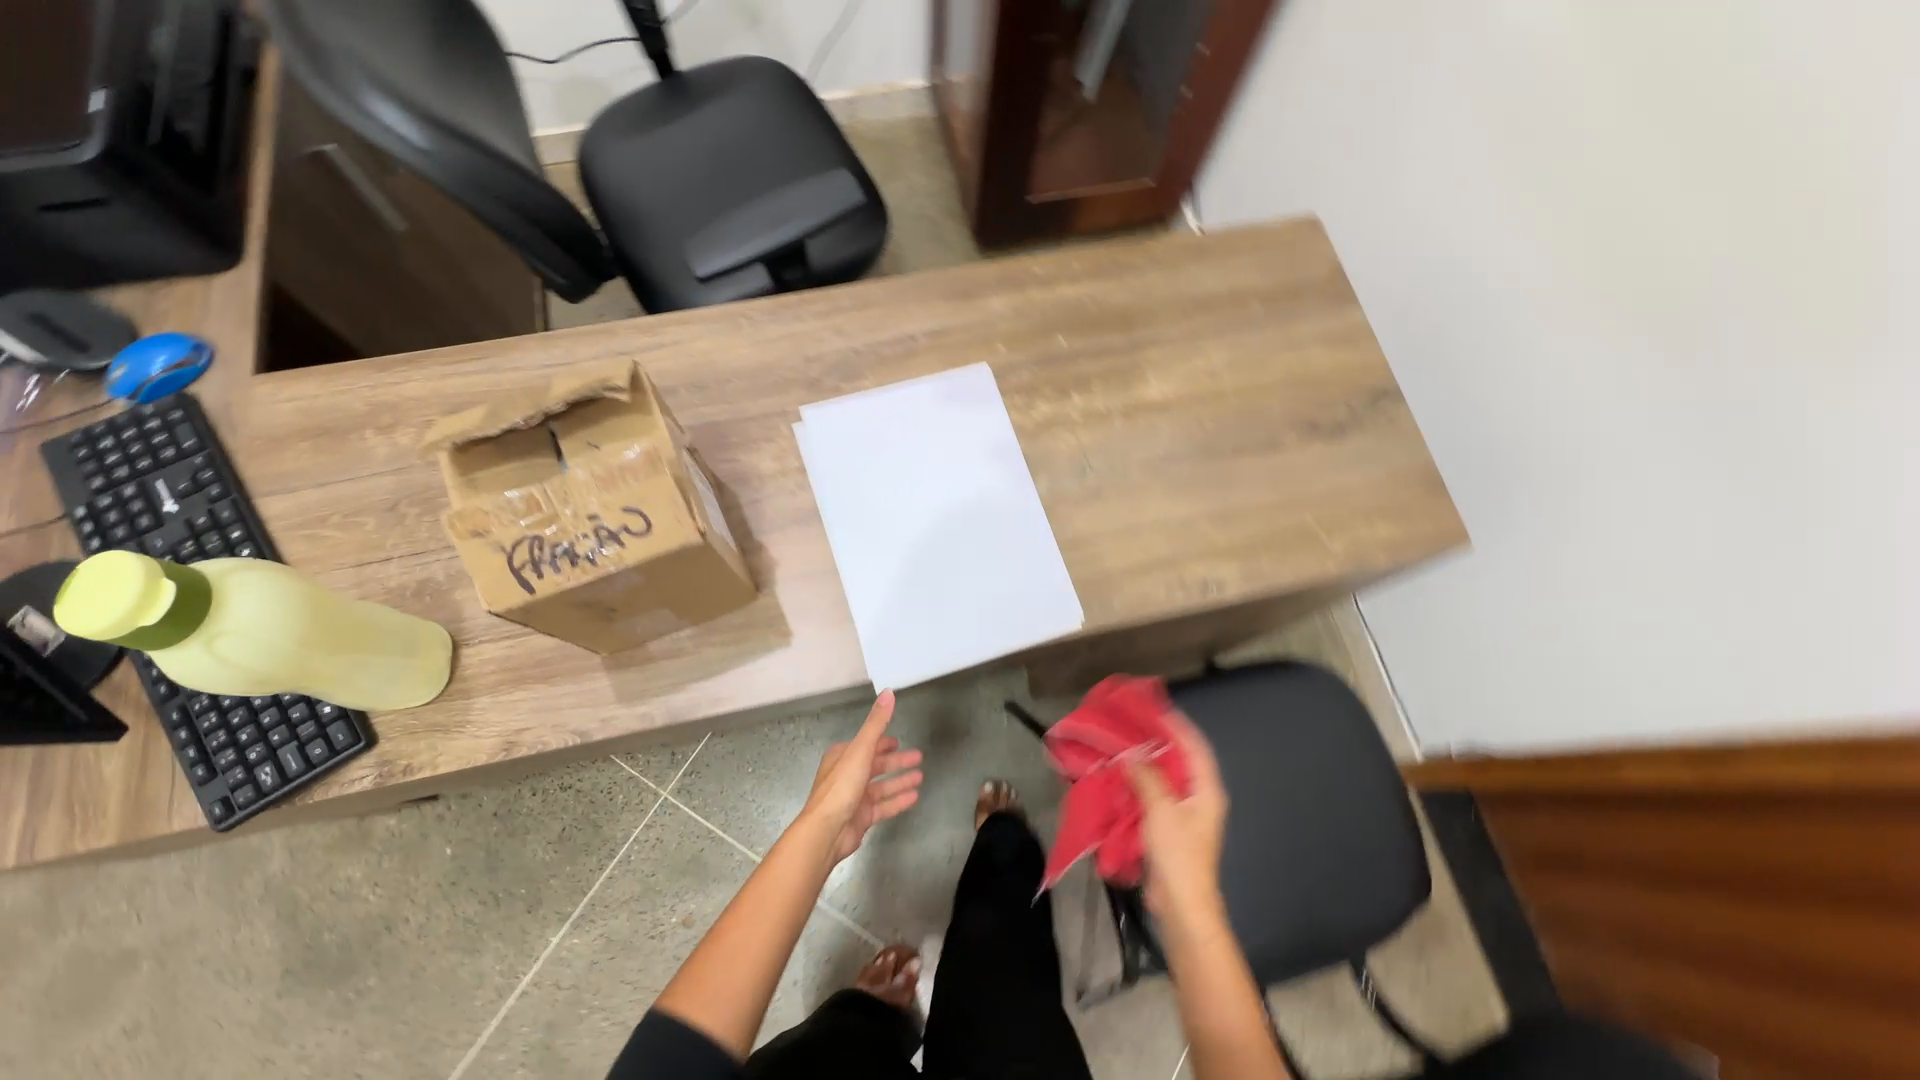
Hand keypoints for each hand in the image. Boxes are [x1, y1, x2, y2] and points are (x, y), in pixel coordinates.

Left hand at [799, 691, 924, 863]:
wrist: (826, 831)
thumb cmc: (841, 787)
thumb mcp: (861, 750)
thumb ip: (876, 723)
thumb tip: (888, 693)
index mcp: (841, 757)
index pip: (866, 745)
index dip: (882, 742)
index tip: (898, 741)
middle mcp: (846, 775)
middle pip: (876, 765)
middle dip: (896, 761)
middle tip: (918, 758)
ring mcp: (853, 798)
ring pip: (881, 786)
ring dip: (900, 780)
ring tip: (920, 777)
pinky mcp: (861, 817)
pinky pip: (883, 806)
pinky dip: (897, 800)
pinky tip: (914, 797)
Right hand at [1127, 710, 1229, 926]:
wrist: (1182, 906)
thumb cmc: (1178, 856)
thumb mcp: (1161, 811)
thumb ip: (1147, 778)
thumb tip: (1132, 752)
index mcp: (1206, 790)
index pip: (1194, 747)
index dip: (1176, 725)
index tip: (1154, 707)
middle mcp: (1199, 798)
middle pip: (1180, 761)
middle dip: (1157, 742)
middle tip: (1131, 724)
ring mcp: (1185, 815)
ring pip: (1165, 779)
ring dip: (1145, 764)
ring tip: (1121, 746)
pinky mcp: (1170, 830)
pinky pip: (1154, 798)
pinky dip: (1139, 785)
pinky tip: (1120, 779)